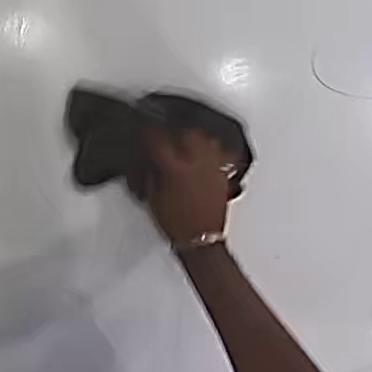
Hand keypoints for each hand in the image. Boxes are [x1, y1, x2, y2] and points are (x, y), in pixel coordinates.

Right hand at [145, 128, 232, 246]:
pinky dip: (214, 151)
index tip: (147, 132)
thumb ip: (152, 175)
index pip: (159, 141)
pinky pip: (222, 155)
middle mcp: (195, 165)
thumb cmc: (178, 224)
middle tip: (169, 136)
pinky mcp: (223, 176)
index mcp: (174, 169)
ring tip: (189, 142)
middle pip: (188, 133)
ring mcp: (212, 169)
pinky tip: (208, 154)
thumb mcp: (153, 198)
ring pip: (207, 139)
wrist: (200, 241)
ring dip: (196, 138)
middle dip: (177, 131)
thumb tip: (152, 163)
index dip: (150, 133)